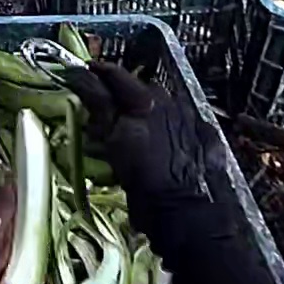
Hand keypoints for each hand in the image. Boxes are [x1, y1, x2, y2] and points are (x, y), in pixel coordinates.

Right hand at [61, 62, 231, 243]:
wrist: (183, 211)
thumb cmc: (140, 174)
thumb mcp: (111, 136)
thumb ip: (97, 100)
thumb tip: (80, 73)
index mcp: (146, 97)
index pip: (116, 74)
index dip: (96, 71)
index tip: (82, 73)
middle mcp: (170, 101)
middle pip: (137, 90)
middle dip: (118, 97)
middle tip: (101, 113)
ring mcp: (189, 119)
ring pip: (157, 107)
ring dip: (141, 114)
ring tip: (128, 132)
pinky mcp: (202, 139)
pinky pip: (177, 124)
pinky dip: (163, 130)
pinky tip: (156, 144)